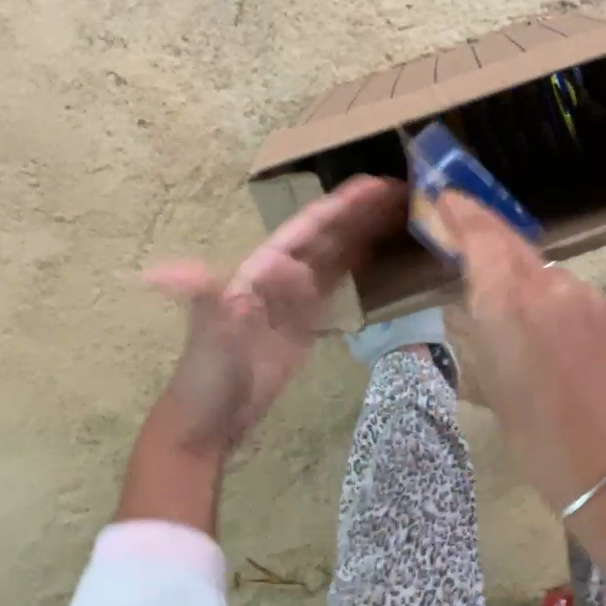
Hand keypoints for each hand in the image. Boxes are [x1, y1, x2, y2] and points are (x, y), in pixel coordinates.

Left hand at [144, 175, 404, 454]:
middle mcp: (280, 275)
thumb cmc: (206, 374)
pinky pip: (337, 284)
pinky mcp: (308, 321)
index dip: (338, 207)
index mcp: (260, 269)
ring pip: (335, 254)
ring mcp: (295, 298)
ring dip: (363, 231)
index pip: (306, 230)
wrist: (209, 420)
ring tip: (398, 209)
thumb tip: (212, 263)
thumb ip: (210, 295)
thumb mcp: (208, 332)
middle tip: (399, 188)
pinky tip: (376, 249)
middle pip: (326, 236)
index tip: (371, 185)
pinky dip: (357, 263)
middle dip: (359, 211)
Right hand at [440, 193, 605, 605]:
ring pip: (540, 266)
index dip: (459, 211)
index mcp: (511, 301)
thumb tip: (465, 306)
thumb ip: (475, 333)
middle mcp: (550, 284)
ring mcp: (585, 295)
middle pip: (510, 241)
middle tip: (456, 228)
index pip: (481, 235)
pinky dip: (543, 291)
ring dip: (515, 266)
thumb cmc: (538, 440)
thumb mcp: (489, 387)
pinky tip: (538, 321)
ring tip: (495, 288)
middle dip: (482, 231)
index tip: (441, 196)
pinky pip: (565, 288)